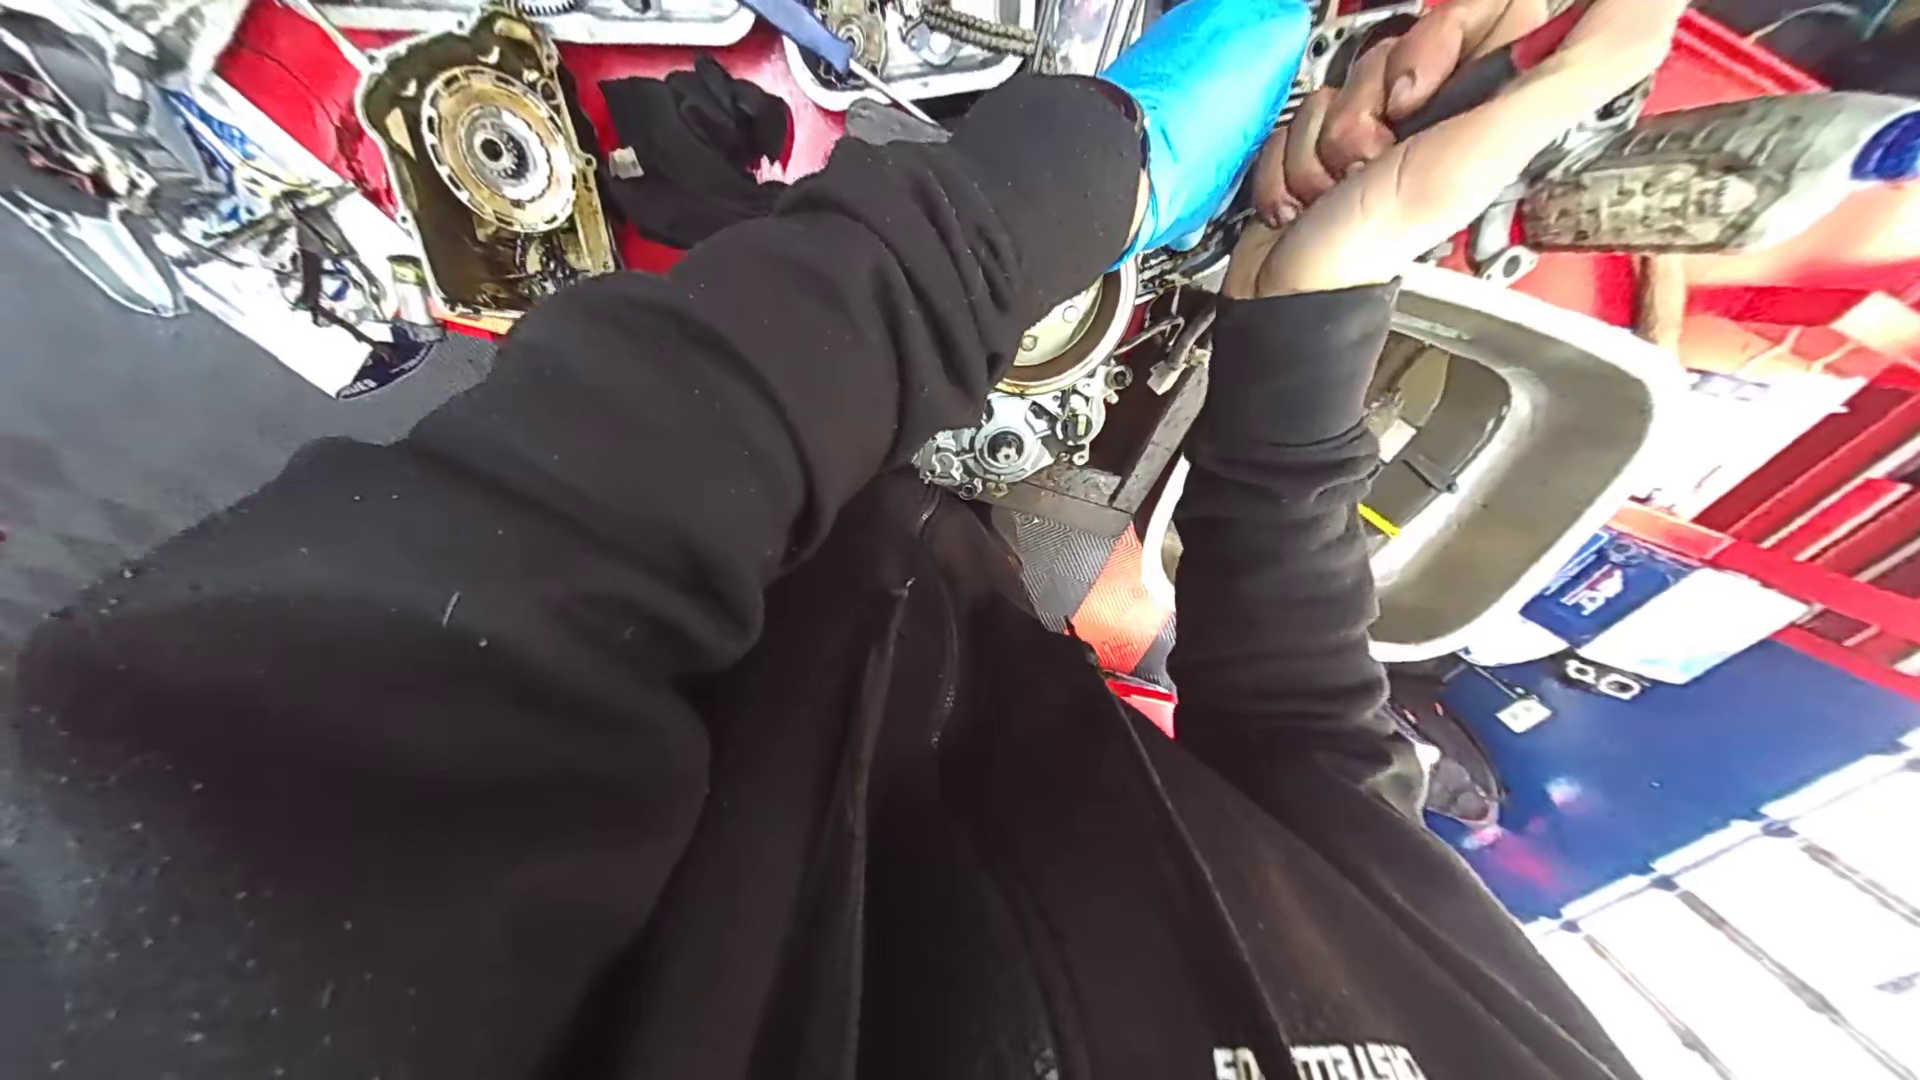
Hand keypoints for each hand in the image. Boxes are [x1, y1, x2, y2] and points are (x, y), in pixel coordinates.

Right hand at [1224, 0, 1686, 299]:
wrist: (1293, 289)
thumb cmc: (1373, 239)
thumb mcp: (1494, 149)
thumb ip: (1588, 62)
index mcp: (1482, 108)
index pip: (1466, 14)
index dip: (1431, 45)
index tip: (1414, 101)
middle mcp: (1426, 120)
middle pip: (1391, 50)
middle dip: (1365, 109)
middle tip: (1373, 158)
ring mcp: (1364, 140)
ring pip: (1336, 89)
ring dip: (1321, 147)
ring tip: (1335, 190)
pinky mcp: (1314, 157)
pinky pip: (1293, 125)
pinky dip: (1286, 168)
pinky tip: (1305, 199)